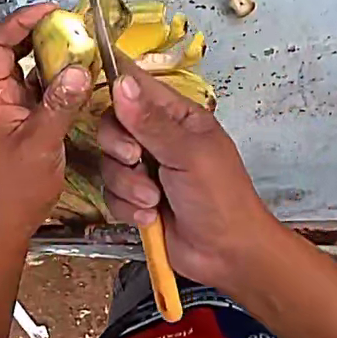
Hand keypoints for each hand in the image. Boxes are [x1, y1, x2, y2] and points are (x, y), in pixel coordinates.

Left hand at [0, 4, 92, 236]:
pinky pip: (41, 83)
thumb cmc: (18, 185)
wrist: (12, 217)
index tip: (51, 11)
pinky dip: (58, 73)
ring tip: (79, 43)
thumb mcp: (40, 144)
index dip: (21, 21)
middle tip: (70, 24)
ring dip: (51, 50)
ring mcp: (12, 103)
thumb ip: (59, 106)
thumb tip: (79, 70)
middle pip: (11, 46)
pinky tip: (79, 72)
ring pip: (28, 64)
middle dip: (38, 31)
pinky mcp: (27, 114)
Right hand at [96, 58, 287, 292]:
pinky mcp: (135, 199)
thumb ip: (150, 122)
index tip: (111, 108)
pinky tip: (151, 217)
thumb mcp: (188, 154)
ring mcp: (145, 169)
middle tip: (136, 161)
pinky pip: (111, 194)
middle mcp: (158, 137)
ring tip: (154, 200)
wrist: (227, 254)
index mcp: (178, 116)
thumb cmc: (220, 197)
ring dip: (128, 185)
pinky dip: (128, 208)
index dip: (117, 90)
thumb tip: (121, 83)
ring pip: (109, 163)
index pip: (138, 87)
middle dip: (118, 148)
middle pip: (112, 126)